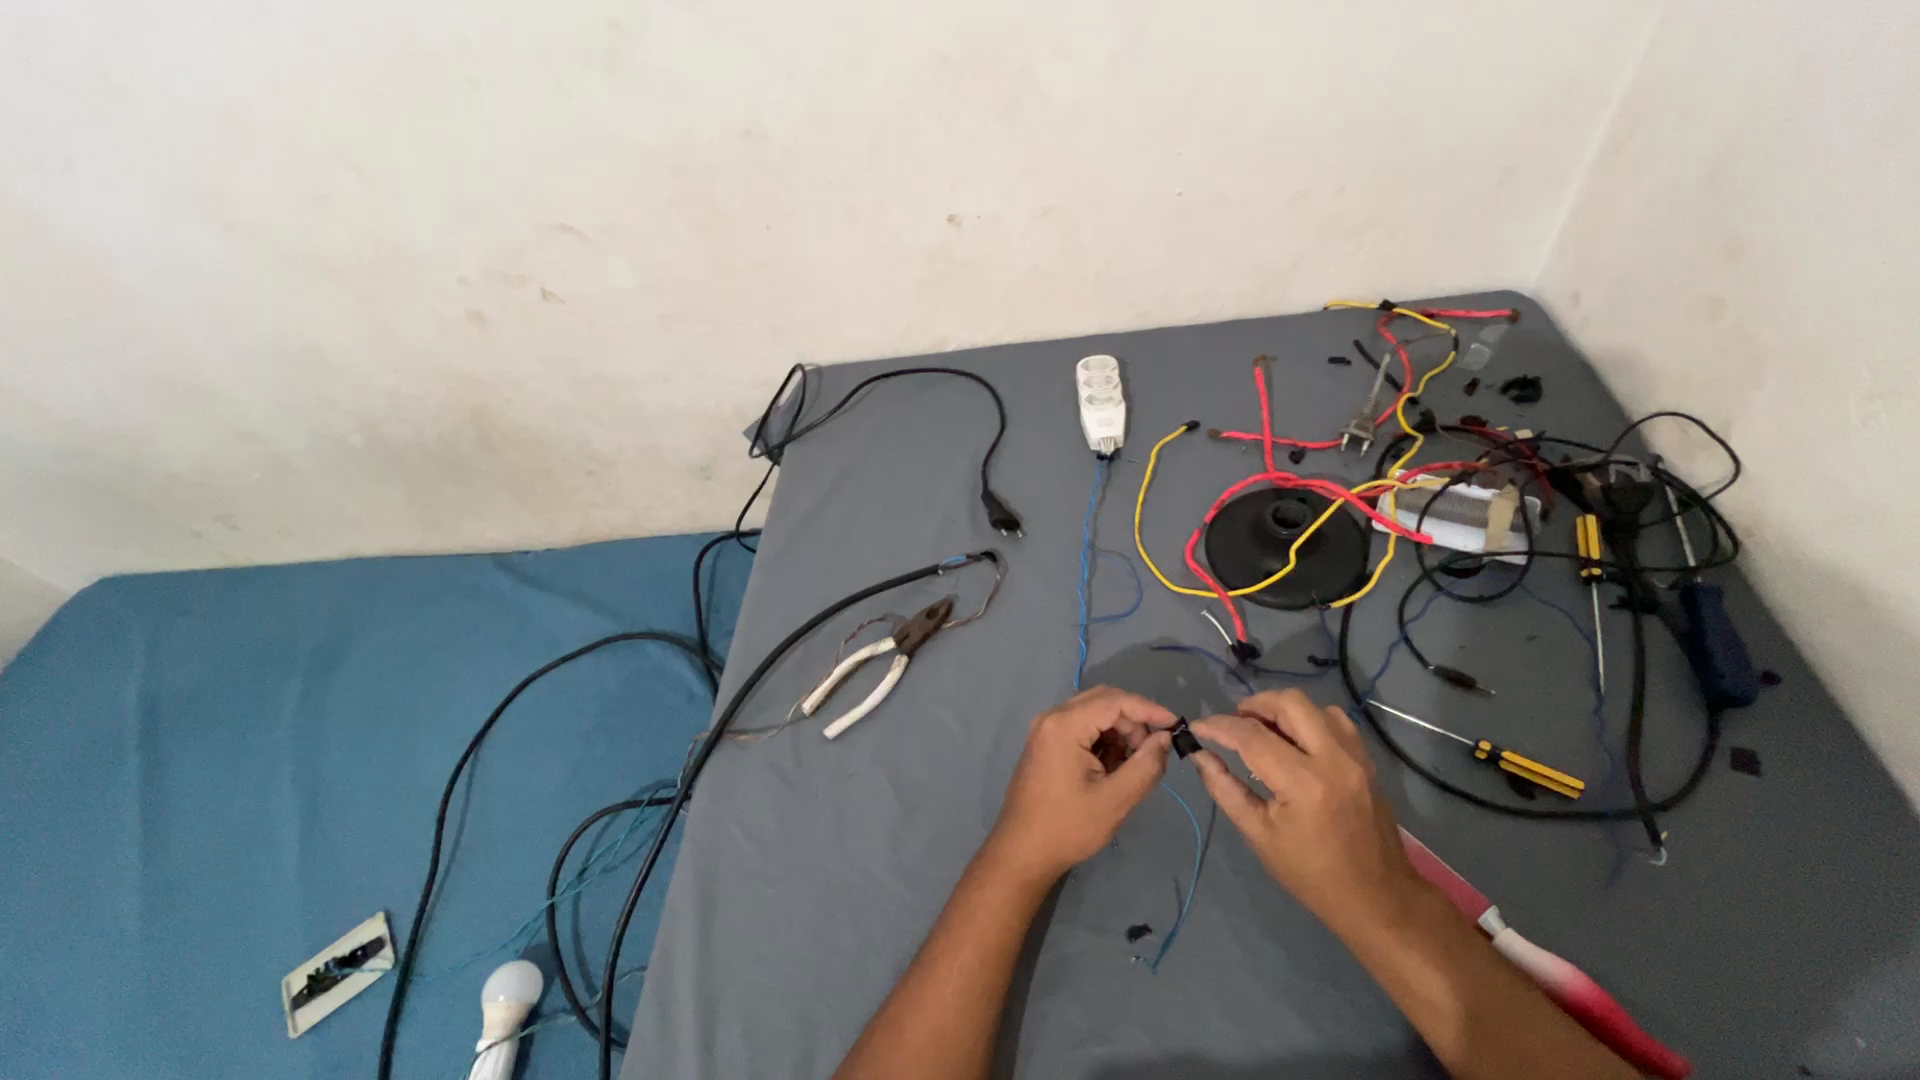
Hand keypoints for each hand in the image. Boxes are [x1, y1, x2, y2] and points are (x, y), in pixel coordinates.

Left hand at [984, 686, 1174, 882]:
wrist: (1023, 851)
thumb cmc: (1068, 827)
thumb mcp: (1116, 799)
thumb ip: (1146, 764)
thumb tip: (1164, 737)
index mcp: (1064, 725)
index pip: (1115, 700)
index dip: (1149, 708)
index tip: (1176, 725)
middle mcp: (1051, 718)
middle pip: (1103, 700)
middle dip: (1133, 720)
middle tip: (1154, 749)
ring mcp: (1045, 729)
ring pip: (1093, 712)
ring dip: (1119, 730)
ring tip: (1132, 764)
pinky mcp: (1046, 742)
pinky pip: (1081, 726)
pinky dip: (1103, 738)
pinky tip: (1112, 766)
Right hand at [1191, 690, 1420, 929]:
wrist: (1376, 897)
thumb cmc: (1310, 873)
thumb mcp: (1258, 835)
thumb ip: (1225, 789)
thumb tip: (1200, 756)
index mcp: (1303, 783)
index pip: (1252, 736)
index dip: (1219, 726)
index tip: (1198, 728)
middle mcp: (1333, 759)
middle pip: (1289, 702)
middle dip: (1254, 705)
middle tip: (1234, 724)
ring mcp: (1356, 757)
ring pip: (1315, 706)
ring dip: (1283, 710)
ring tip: (1264, 730)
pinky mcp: (1367, 761)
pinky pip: (1336, 721)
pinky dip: (1310, 720)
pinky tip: (1296, 741)